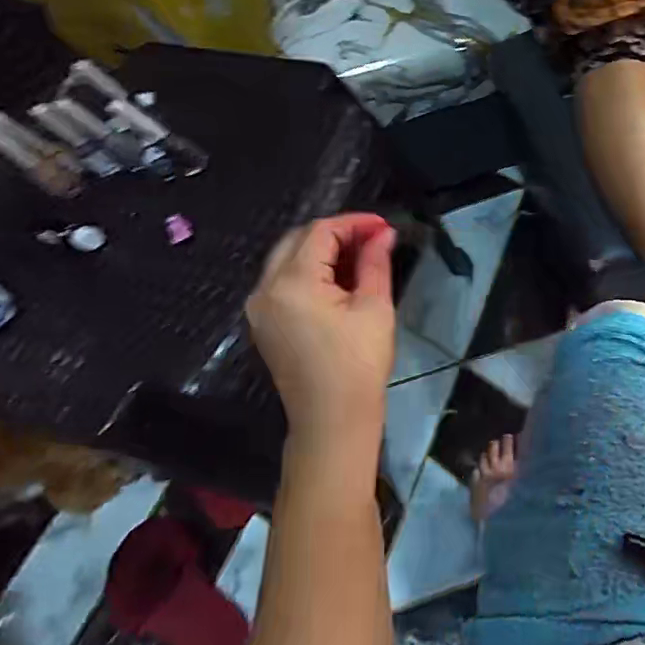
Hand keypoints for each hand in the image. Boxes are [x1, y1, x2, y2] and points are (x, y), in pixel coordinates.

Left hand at [247, 214, 396, 434]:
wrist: (332, 420)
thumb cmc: (359, 365)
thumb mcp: (374, 308)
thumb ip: (375, 263)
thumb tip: (383, 234)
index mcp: (291, 283)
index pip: (320, 232)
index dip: (354, 223)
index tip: (385, 227)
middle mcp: (264, 289)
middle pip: (297, 240)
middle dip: (336, 234)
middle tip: (374, 240)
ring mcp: (258, 308)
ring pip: (287, 259)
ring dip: (321, 252)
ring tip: (360, 258)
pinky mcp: (263, 323)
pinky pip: (282, 282)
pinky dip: (308, 272)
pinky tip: (337, 281)